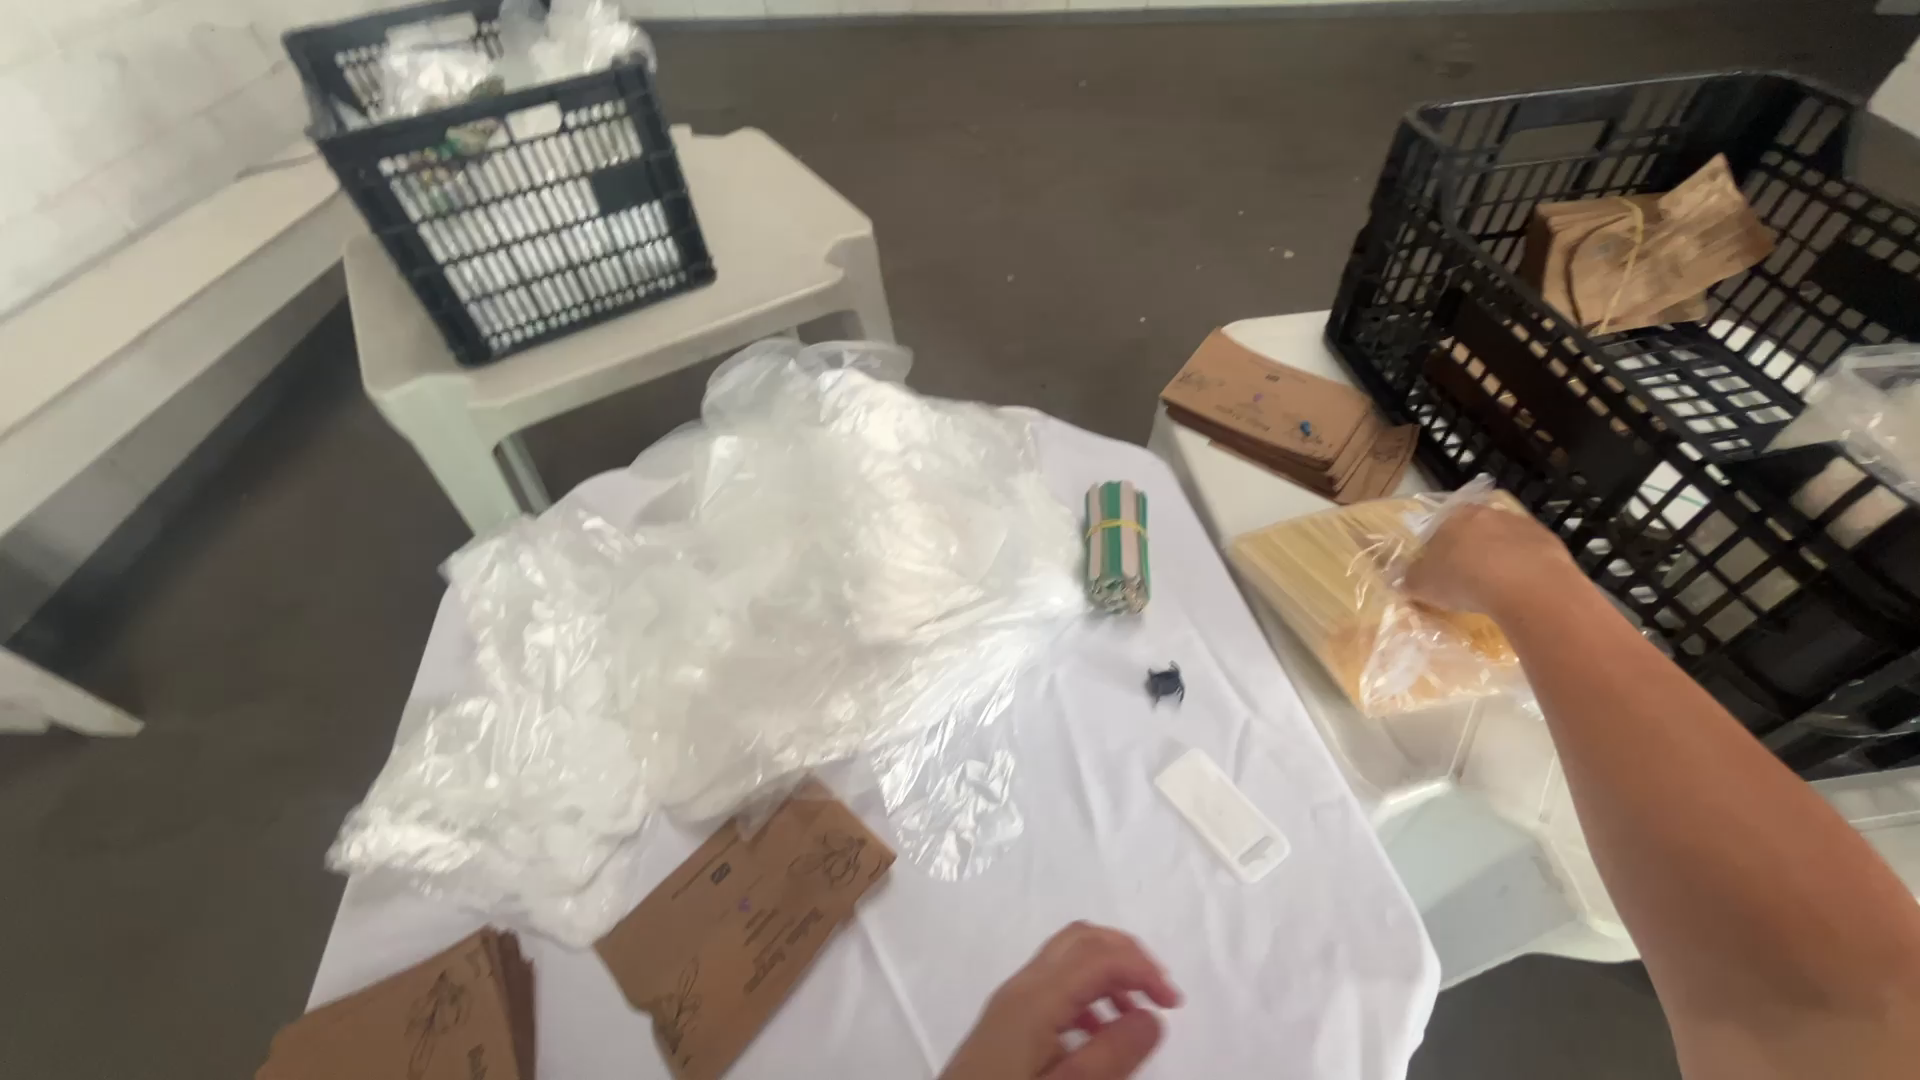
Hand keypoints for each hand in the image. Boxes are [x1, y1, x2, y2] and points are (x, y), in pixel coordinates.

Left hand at [938, 921, 1181, 1079]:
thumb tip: (1152, 1015)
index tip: (1175, 1003)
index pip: (1098, 953)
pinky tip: (1098, 1032)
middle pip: (1081, 938)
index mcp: (1035, 996)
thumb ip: (1112, 1054)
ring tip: (1136, 1016)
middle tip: (1160, 994)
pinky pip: (1054, 982)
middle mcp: (1021, 985)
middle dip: (1127, 954)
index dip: (1142, 967)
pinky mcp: (1007, 1018)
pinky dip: (1086, 990)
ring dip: (1108, 971)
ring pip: (1067, 956)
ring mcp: (1011, 999)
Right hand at [1403, 499, 1576, 617]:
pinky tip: (1519, 592)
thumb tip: (1403, 581)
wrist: (1527, 587)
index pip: (1439, 528)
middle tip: (1466, 580)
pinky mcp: (1552, 543)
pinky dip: (1524, 570)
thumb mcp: (1420, 585)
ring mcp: (1523, 526)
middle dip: (1470, 552)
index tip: (1439, 572)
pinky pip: (1531, 556)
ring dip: (1499, 560)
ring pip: (1504, 542)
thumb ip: (1409, 580)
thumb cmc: (1463, 579)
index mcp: (1453, 516)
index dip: (1437, 550)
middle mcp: (1489, 513)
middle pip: (1474, 532)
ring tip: (1495, 590)